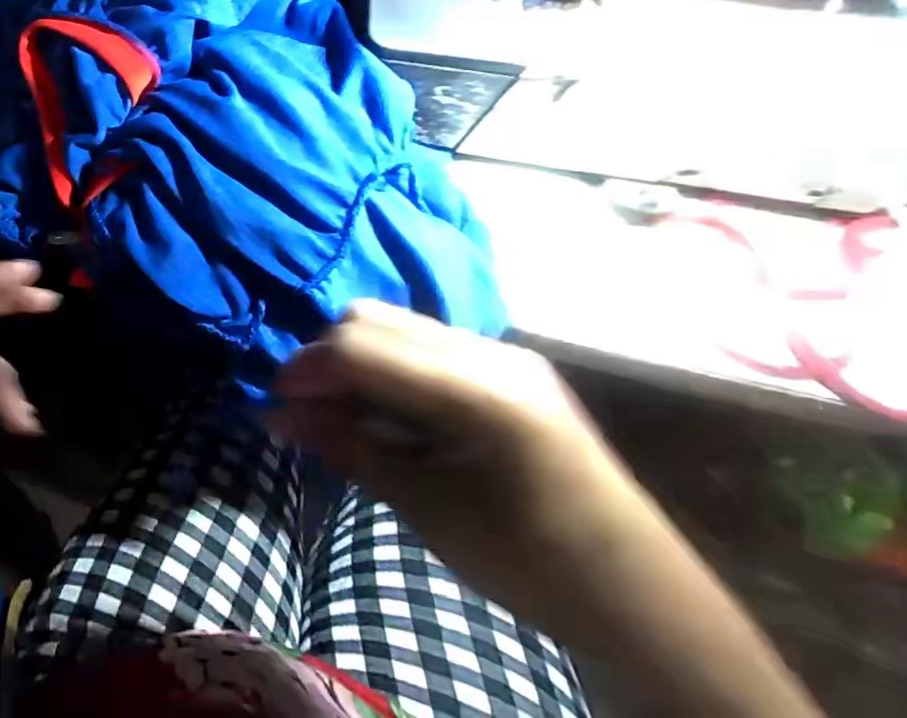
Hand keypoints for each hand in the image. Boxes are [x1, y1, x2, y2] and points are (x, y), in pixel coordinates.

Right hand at [272, 300, 615, 604]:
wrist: (631, 586)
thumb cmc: (529, 563)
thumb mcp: (427, 508)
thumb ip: (351, 447)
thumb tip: (278, 415)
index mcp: (479, 390)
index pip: (364, 346)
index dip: (308, 369)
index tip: (275, 406)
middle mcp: (490, 350)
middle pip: (376, 319)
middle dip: (326, 357)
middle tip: (303, 411)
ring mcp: (502, 352)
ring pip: (399, 326)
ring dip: (355, 360)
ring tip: (337, 413)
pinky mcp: (506, 365)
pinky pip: (426, 346)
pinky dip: (388, 368)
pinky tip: (381, 410)